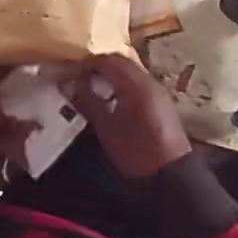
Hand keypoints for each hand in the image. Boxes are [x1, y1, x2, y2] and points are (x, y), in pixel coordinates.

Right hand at [65, 55, 190, 178]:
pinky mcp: (161, 103)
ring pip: (129, 72)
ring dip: (110, 75)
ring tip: (90, 88)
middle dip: (98, 66)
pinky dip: (121, 84)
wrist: (172, 176)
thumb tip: (66, 83)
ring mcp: (157, 92)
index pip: (107, 60)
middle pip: (120, 62)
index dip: (86, 63)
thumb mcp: (105, 127)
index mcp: (135, 84)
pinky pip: (137, 83)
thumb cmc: (135, 150)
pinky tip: (110, 100)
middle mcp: (149, 82)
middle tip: (78, 78)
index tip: (69, 72)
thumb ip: (86, 101)